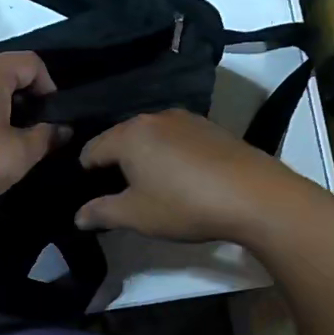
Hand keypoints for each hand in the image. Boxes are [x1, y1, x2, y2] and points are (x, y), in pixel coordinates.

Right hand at [74, 110, 310, 244]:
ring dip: (142, 157)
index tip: (90, 196)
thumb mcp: (136, 215)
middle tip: (117, 193)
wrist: (255, 197)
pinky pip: (174, 138)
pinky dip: (167, 154)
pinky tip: (179, 178)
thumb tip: (77, 216)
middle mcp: (153, 118)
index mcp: (129, 135)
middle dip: (113, 163)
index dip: (84, 174)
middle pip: (119, 138)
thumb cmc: (184, 204)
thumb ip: (101, 213)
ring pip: (149, 136)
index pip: (91, 150)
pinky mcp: (210, 127)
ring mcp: (185, 119)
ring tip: (148, 186)